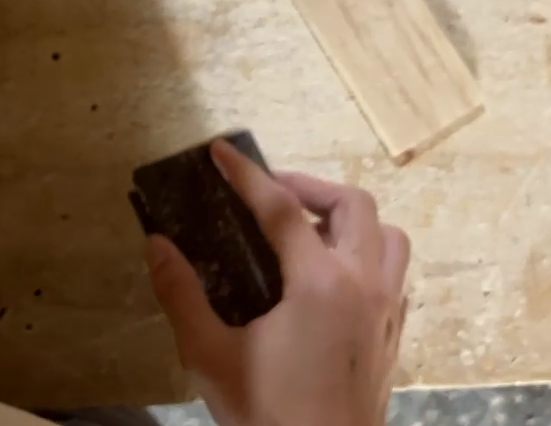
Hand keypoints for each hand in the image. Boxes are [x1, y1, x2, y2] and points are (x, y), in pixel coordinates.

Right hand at [146, 142, 410, 425]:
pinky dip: (365, 254)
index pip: (281, 207)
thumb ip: (180, 293)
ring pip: (388, 237)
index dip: (246, 173)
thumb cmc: (267, 414)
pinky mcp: (393, 338)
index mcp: (319, 285)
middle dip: (308, 186)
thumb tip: (157, 243)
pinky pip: (393, 274)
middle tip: (269, 194)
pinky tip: (328, 274)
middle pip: (353, 205)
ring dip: (349, 218)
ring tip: (307, 228)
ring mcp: (386, 313)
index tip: (220, 151)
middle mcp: (362, 288)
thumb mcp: (209, 355)